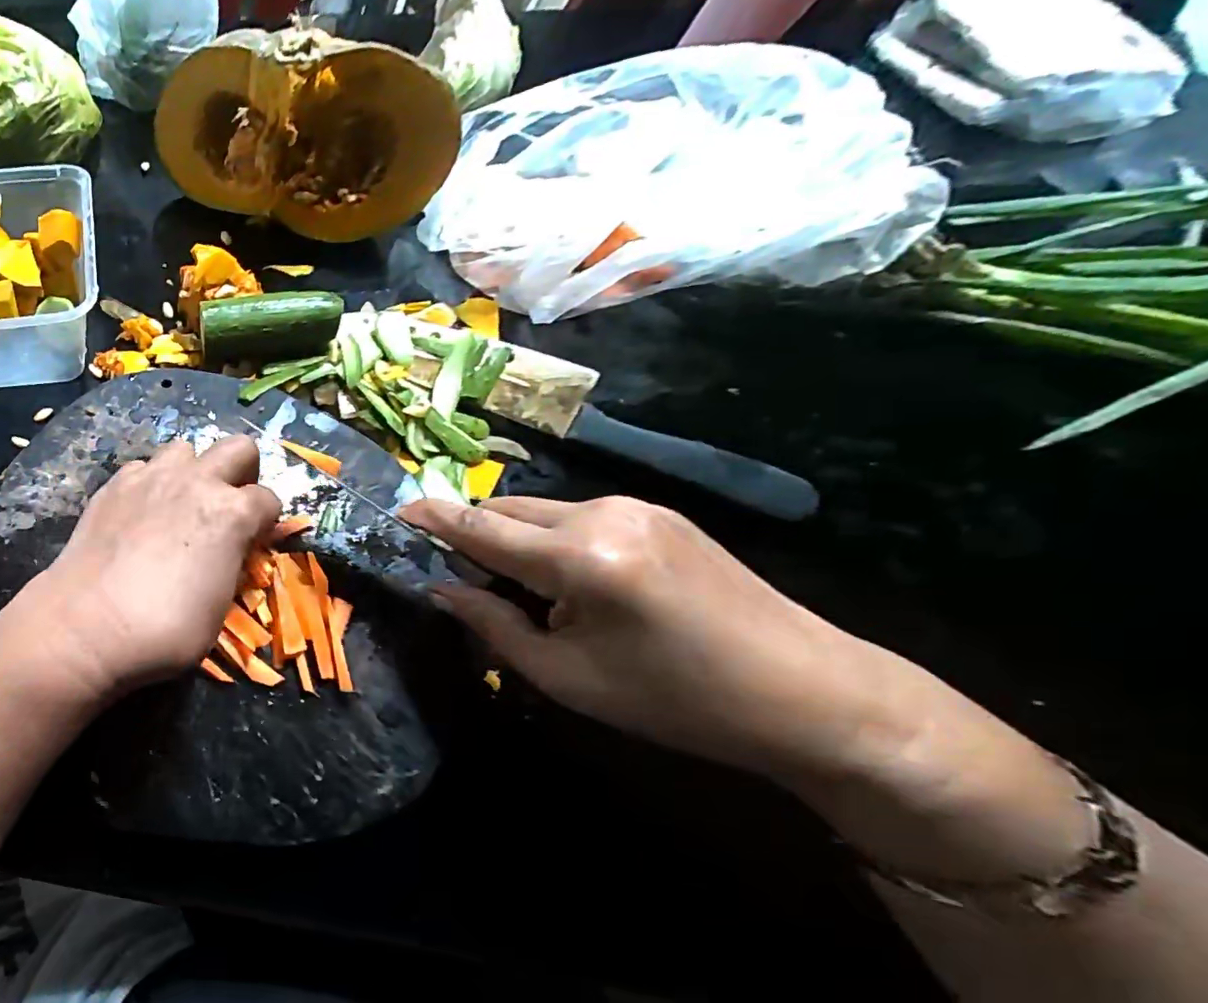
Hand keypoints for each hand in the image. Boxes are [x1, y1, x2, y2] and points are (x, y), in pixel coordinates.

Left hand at [18, 436, 279, 700]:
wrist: (85, 628)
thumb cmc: (164, 630)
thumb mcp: (220, 609)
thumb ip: (230, 566)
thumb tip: (226, 554)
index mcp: (231, 514)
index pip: (268, 500)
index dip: (265, 521)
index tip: (255, 540)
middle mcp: (196, 483)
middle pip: (238, 448)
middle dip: (242, 472)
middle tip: (228, 507)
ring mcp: (151, 478)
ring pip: (185, 449)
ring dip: (192, 472)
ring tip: (180, 505)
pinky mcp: (113, 486)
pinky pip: (142, 469)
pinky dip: (149, 485)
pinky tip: (141, 515)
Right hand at [400, 495, 930, 782]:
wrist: (810, 693)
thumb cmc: (677, 700)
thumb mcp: (570, 678)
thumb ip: (496, 626)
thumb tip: (443, 590)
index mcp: (581, 558)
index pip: (483, 528)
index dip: (434, 519)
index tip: (397, 512)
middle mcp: (603, 513)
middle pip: (510, 511)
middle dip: (476, 537)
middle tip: (461, 578)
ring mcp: (636, 507)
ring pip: (544, 512)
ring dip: (517, 541)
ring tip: (524, 592)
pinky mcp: (658, 513)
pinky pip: (580, 517)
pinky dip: (554, 540)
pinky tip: (571, 582)